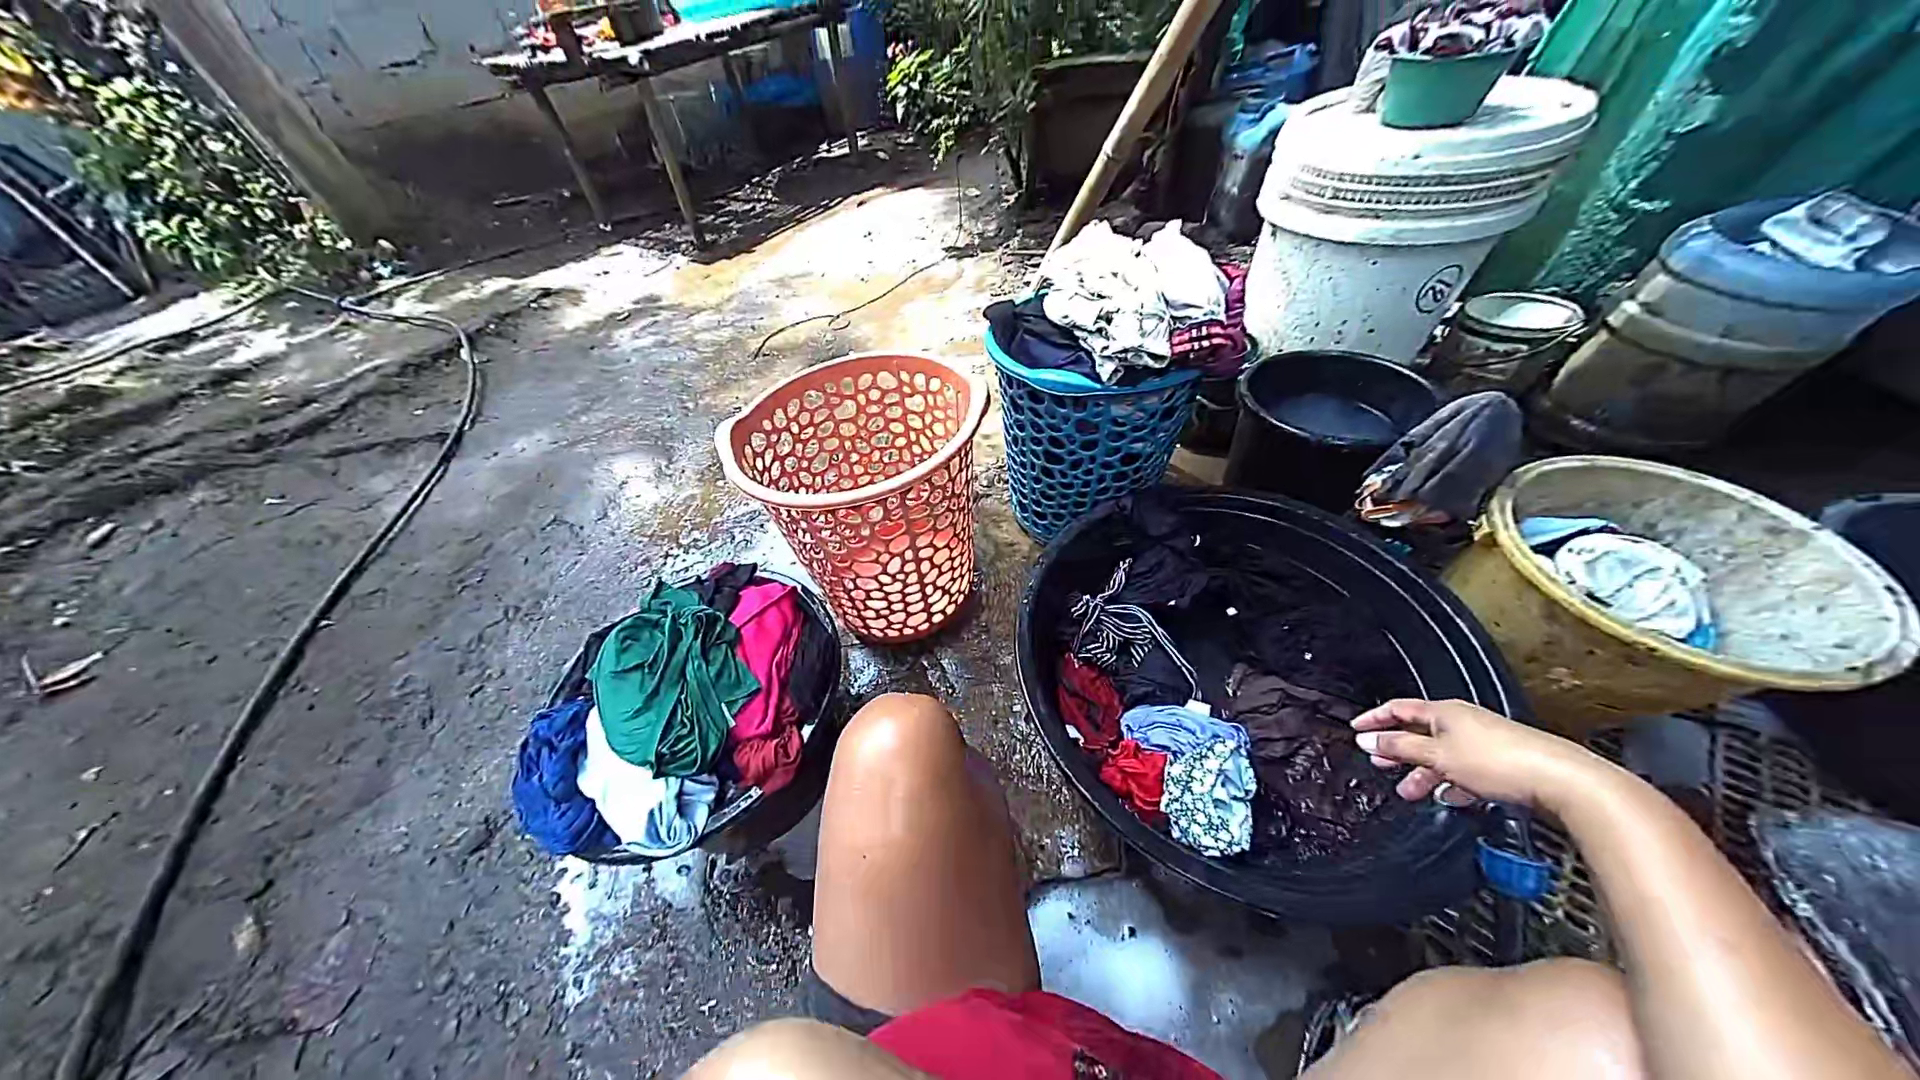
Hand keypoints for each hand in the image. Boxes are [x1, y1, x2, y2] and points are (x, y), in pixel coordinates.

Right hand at [1351, 698, 1605, 812]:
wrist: (1563, 781)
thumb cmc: (1500, 761)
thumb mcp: (1437, 755)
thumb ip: (1399, 747)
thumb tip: (1369, 740)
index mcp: (1444, 712)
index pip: (1398, 709)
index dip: (1375, 719)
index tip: (1357, 729)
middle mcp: (1462, 722)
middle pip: (1419, 733)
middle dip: (1398, 751)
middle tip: (1381, 764)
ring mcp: (1483, 741)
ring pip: (1442, 755)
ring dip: (1423, 772)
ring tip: (1411, 792)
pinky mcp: (1502, 762)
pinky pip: (1465, 769)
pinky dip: (1451, 781)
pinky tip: (1449, 797)